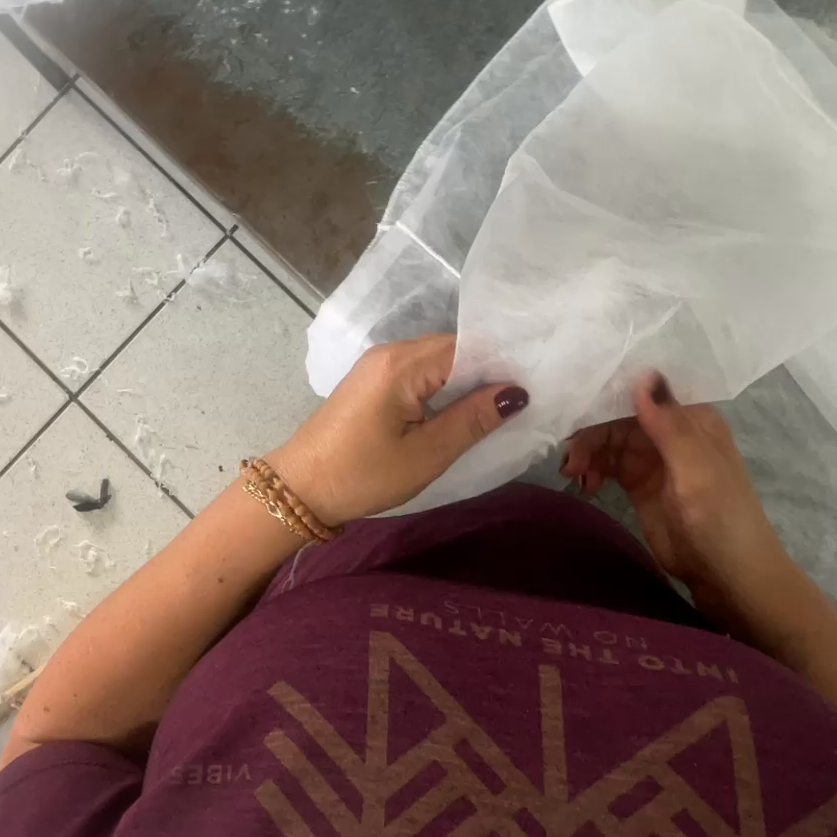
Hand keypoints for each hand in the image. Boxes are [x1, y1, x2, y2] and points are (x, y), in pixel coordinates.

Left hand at [265, 335, 527, 524]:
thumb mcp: (425, 455)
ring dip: (465, 380)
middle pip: (452, 349)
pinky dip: (442, 387)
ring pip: (436, 362)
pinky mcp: (371, 382)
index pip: (467, 347)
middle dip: (487, 371)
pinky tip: (461, 409)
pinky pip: (418, 373)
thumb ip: (471, 420)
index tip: (536, 384)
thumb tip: (515, 393)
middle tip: (525, 398)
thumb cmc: (361, 476)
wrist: (299, 489)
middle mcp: (389, 353)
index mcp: (401, 365)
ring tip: (500, 406)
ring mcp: (376, 365)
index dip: (502, 364)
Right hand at [561, 371, 788, 594]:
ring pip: (607, 440)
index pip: (643, 391)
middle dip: (590, 432)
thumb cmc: (721, 518)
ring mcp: (653, 458)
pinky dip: (591, 470)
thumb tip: (643, 372)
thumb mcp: (696, 469)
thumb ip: (668, 423)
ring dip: (586, 452)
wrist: (727, 577)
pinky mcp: (639, 483)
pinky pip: (606, 464)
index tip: (573, 406)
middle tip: (571, 461)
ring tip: (573, 475)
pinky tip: (585, 486)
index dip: (607, 394)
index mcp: (692, 418)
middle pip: (617, 416)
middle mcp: (671, 431)